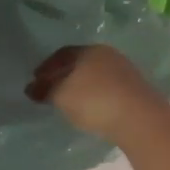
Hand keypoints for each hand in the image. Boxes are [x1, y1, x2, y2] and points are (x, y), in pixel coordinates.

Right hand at [27, 45, 166, 140]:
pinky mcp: (134, 88)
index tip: (35, 80)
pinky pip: (106, 86)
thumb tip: (31, 88)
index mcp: (87, 51)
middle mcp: (107, 54)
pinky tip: (89, 105)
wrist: (139, 118)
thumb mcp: (60, 96)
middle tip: (50, 89)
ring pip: (94, 74)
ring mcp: (123, 70)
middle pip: (78, 62)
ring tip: (69, 99)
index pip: (61, 54)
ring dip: (80, 84)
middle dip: (63, 74)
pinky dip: (94, 93)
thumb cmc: (93, 101)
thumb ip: (44, 90)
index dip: (46, 67)